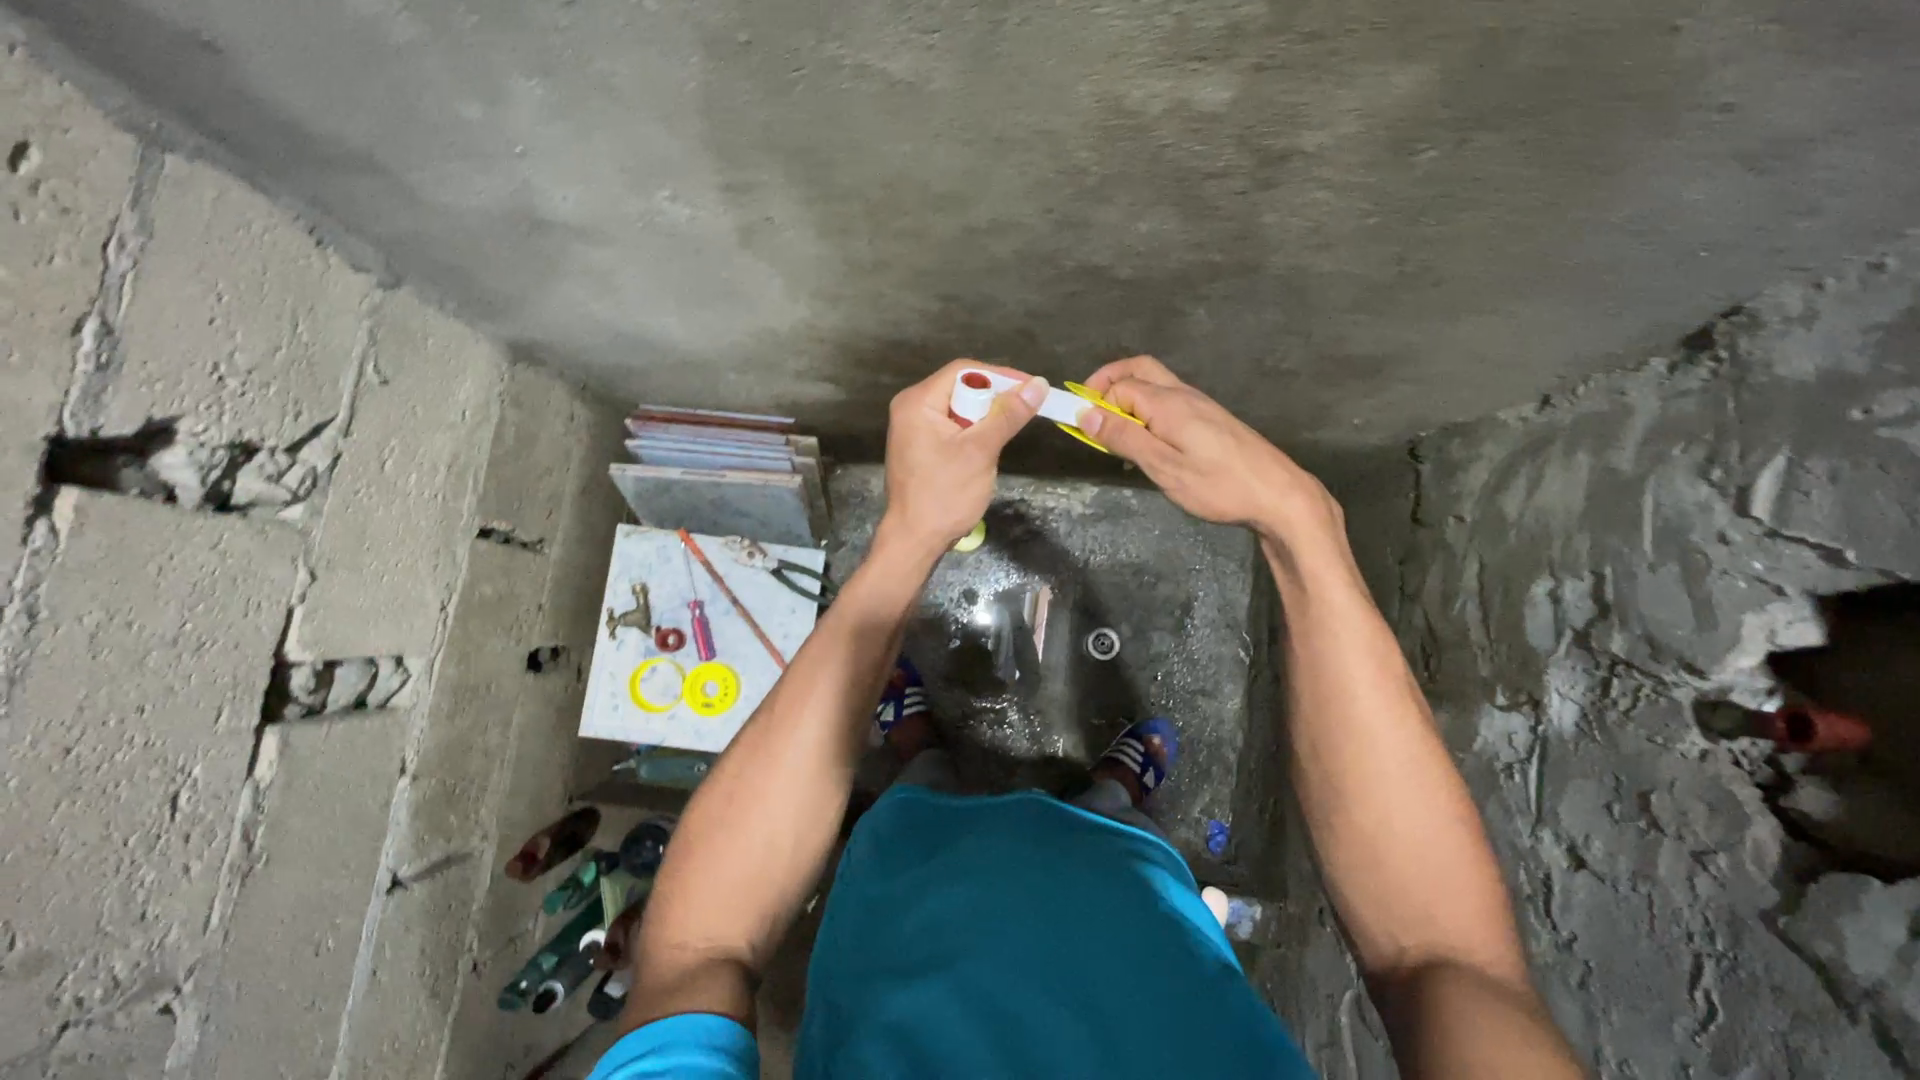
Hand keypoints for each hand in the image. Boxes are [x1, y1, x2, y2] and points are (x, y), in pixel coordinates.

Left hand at [880, 359, 1046, 550]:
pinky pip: (953, 428)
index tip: (1032, 387)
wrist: (915, 540)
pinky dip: (974, 432)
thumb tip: (1037, 385)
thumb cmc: (944, 495)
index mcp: (917, 402)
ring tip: (1013, 427)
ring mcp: (915, 430)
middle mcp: (911, 409)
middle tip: (1026, 409)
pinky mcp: (922, 448)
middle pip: (961, 387)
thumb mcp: (980, 451)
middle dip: (994, 398)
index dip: (1000, 376)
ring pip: (959, 409)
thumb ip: (1008, 415)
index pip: (964, 371)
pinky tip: (992, 445)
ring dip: (986, 417)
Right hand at [1079, 356, 1342, 541]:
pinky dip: (1146, 412)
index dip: (1094, 401)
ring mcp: (1200, 406)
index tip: (1077, 427)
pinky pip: (1168, 403)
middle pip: (1139, 370)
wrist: (1278, 494)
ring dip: (1127, 399)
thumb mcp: (1163, 466)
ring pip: (1154, 385)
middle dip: (1108, 383)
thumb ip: (1123, 437)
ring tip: (1114, 434)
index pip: (1118, 386)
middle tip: (1089, 412)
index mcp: (1168, 402)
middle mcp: (1183, 395)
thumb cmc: (1217, 484)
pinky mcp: (1210, 421)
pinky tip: (1146, 444)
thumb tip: (1085, 413)